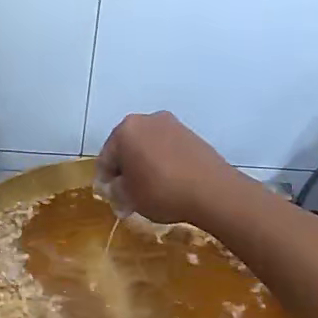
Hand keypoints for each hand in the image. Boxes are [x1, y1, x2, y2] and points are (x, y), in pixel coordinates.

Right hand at [94, 112, 259, 227]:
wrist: (212, 190)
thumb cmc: (162, 191)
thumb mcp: (130, 198)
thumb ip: (116, 190)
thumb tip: (118, 188)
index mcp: (126, 130)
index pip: (106, 157)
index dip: (106, 180)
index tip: (112, 197)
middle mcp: (148, 120)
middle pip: (128, 147)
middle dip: (127, 170)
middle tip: (130, 194)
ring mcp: (173, 125)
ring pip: (150, 147)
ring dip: (146, 165)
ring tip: (151, 190)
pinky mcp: (192, 135)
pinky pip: (169, 149)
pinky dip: (165, 163)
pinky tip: (170, 182)